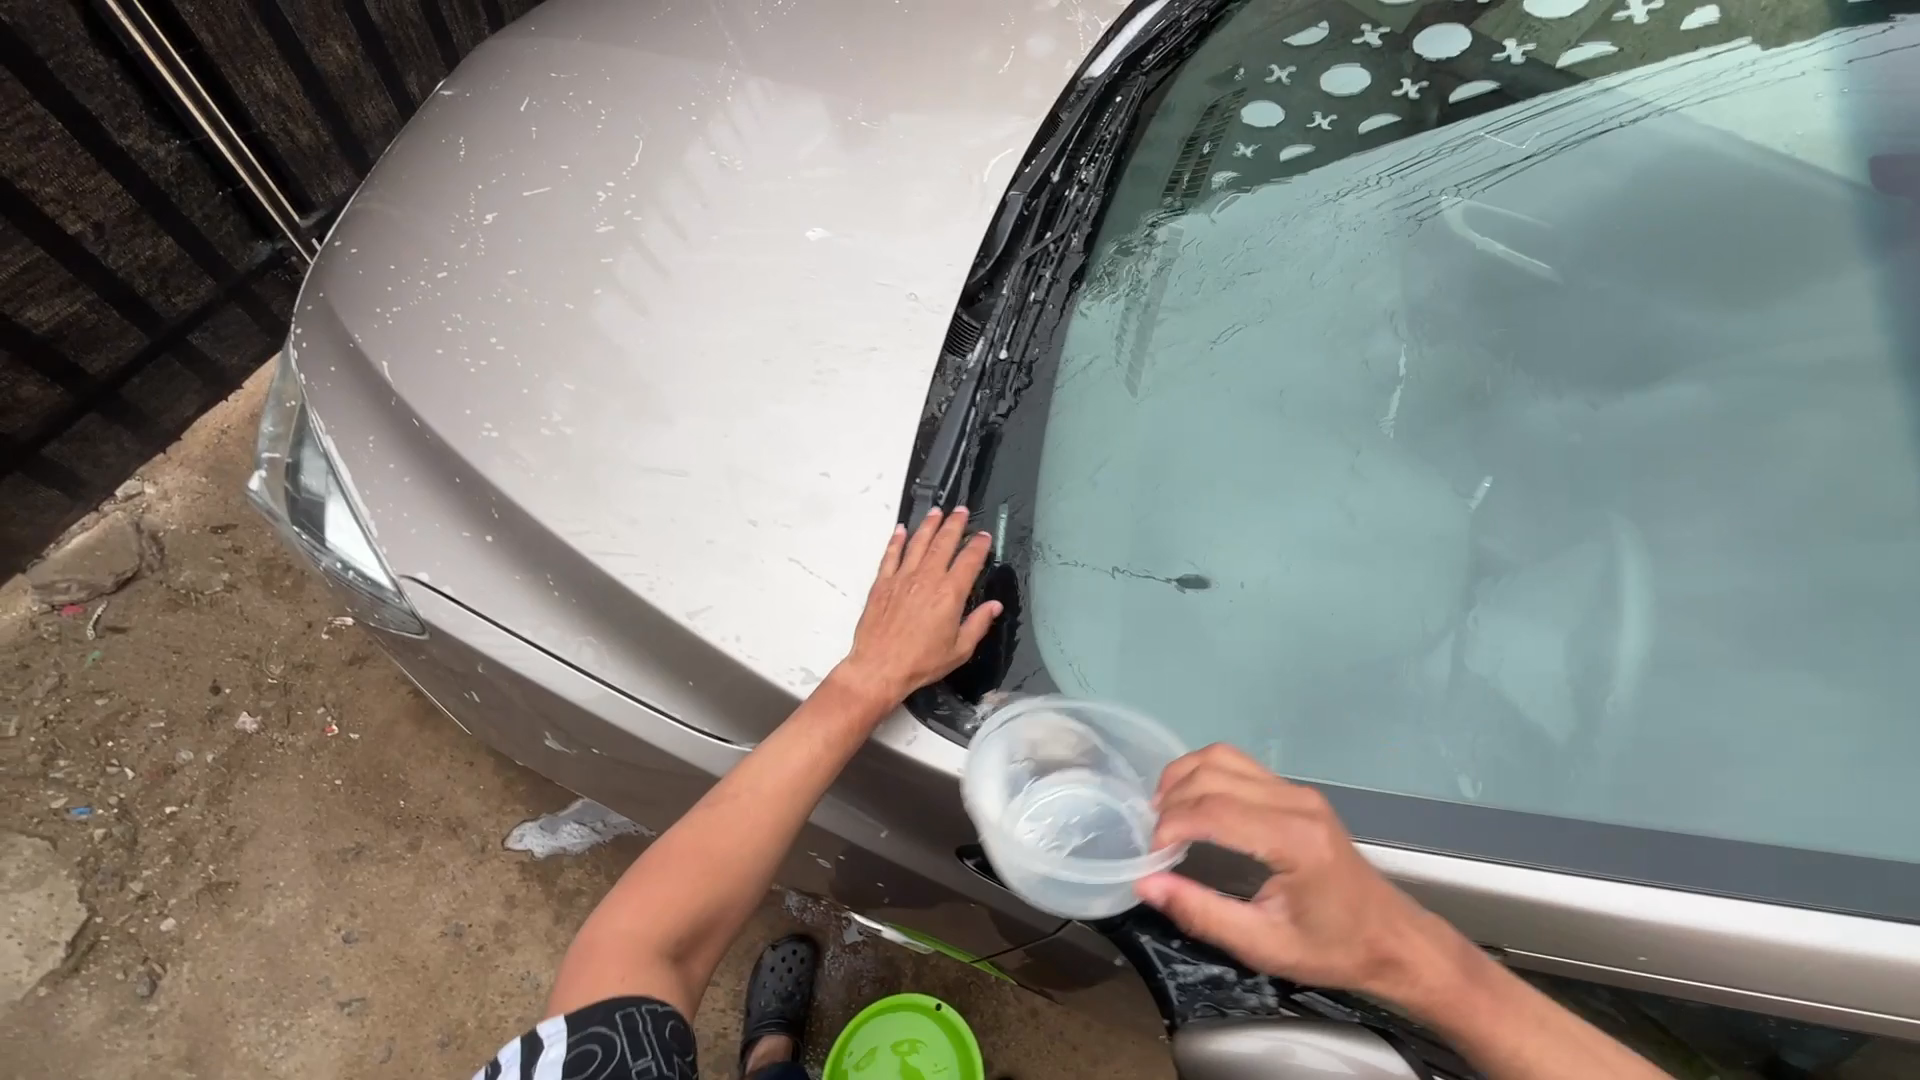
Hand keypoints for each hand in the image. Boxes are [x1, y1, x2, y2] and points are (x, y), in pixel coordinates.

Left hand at [833, 508, 1002, 706]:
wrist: (879, 668)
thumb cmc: (922, 662)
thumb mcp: (959, 650)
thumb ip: (978, 624)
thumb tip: (994, 606)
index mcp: (950, 594)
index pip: (969, 560)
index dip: (979, 545)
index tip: (984, 536)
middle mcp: (927, 578)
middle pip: (944, 543)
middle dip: (955, 524)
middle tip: (961, 510)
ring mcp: (902, 578)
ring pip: (918, 543)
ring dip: (929, 525)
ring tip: (937, 511)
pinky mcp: (882, 583)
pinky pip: (891, 555)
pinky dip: (896, 540)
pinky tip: (901, 530)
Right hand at [1137, 744, 1455, 1006]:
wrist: (1394, 940)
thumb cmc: (1333, 949)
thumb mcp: (1264, 946)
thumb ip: (1201, 913)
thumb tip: (1145, 884)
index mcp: (1294, 840)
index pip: (1215, 811)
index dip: (1172, 826)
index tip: (1152, 856)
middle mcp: (1295, 802)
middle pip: (1212, 776)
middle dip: (1171, 802)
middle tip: (1153, 839)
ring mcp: (1296, 790)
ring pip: (1221, 758)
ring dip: (1182, 779)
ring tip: (1162, 814)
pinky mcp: (1293, 791)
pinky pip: (1236, 763)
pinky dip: (1201, 775)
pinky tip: (1188, 801)